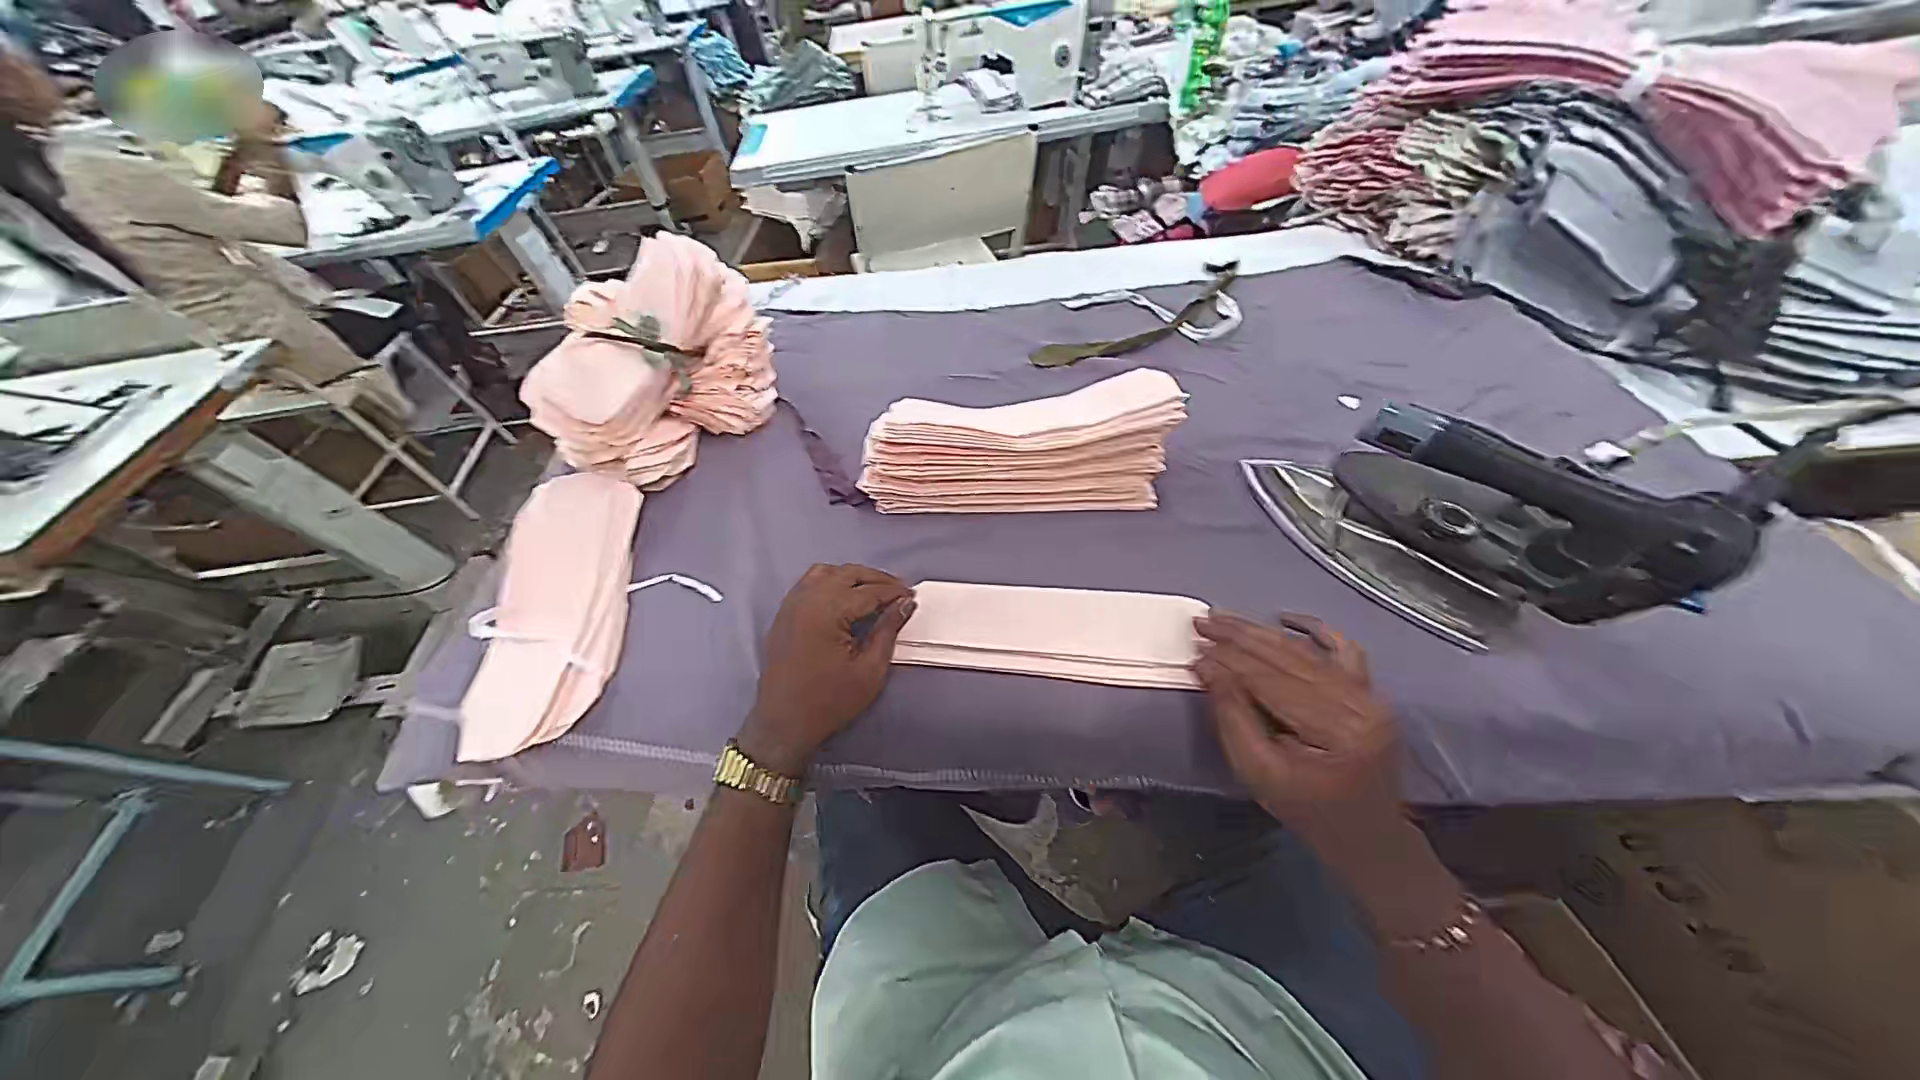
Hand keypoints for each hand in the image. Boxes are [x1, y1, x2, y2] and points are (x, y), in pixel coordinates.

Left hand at [738, 564, 915, 775]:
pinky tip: (844, 596)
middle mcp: (806, 599)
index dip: (894, 592)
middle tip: (899, 590)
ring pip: (826, 573)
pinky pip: (809, 583)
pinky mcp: (783, 613)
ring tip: (874, 591)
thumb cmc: (830, 701)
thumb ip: (888, 630)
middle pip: (847, 574)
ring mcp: (791, 604)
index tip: (912, 597)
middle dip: (876, 579)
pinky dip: (831, 581)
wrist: (784, 723)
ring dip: (852, 577)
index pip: (868, 591)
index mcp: (827, 611)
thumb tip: (904, 604)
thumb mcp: (870, 670)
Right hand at [1193, 612, 1401, 831]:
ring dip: (1262, 633)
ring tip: (1224, 619)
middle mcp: (1362, 705)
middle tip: (1202, 623)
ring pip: (1308, 652)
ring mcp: (1371, 696)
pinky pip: (1344, 651)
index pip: (1273, 682)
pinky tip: (1285, 618)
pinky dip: (1316, 631)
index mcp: (1339, 731)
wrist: (1367, 836)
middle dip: (1240, 639)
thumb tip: (1209, 668)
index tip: (1195, 651)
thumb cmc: (1308, 811)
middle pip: (1290, 659)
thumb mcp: (1259, 774)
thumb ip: (1233, 718)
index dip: (1230, 664)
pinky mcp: (1371, 693)